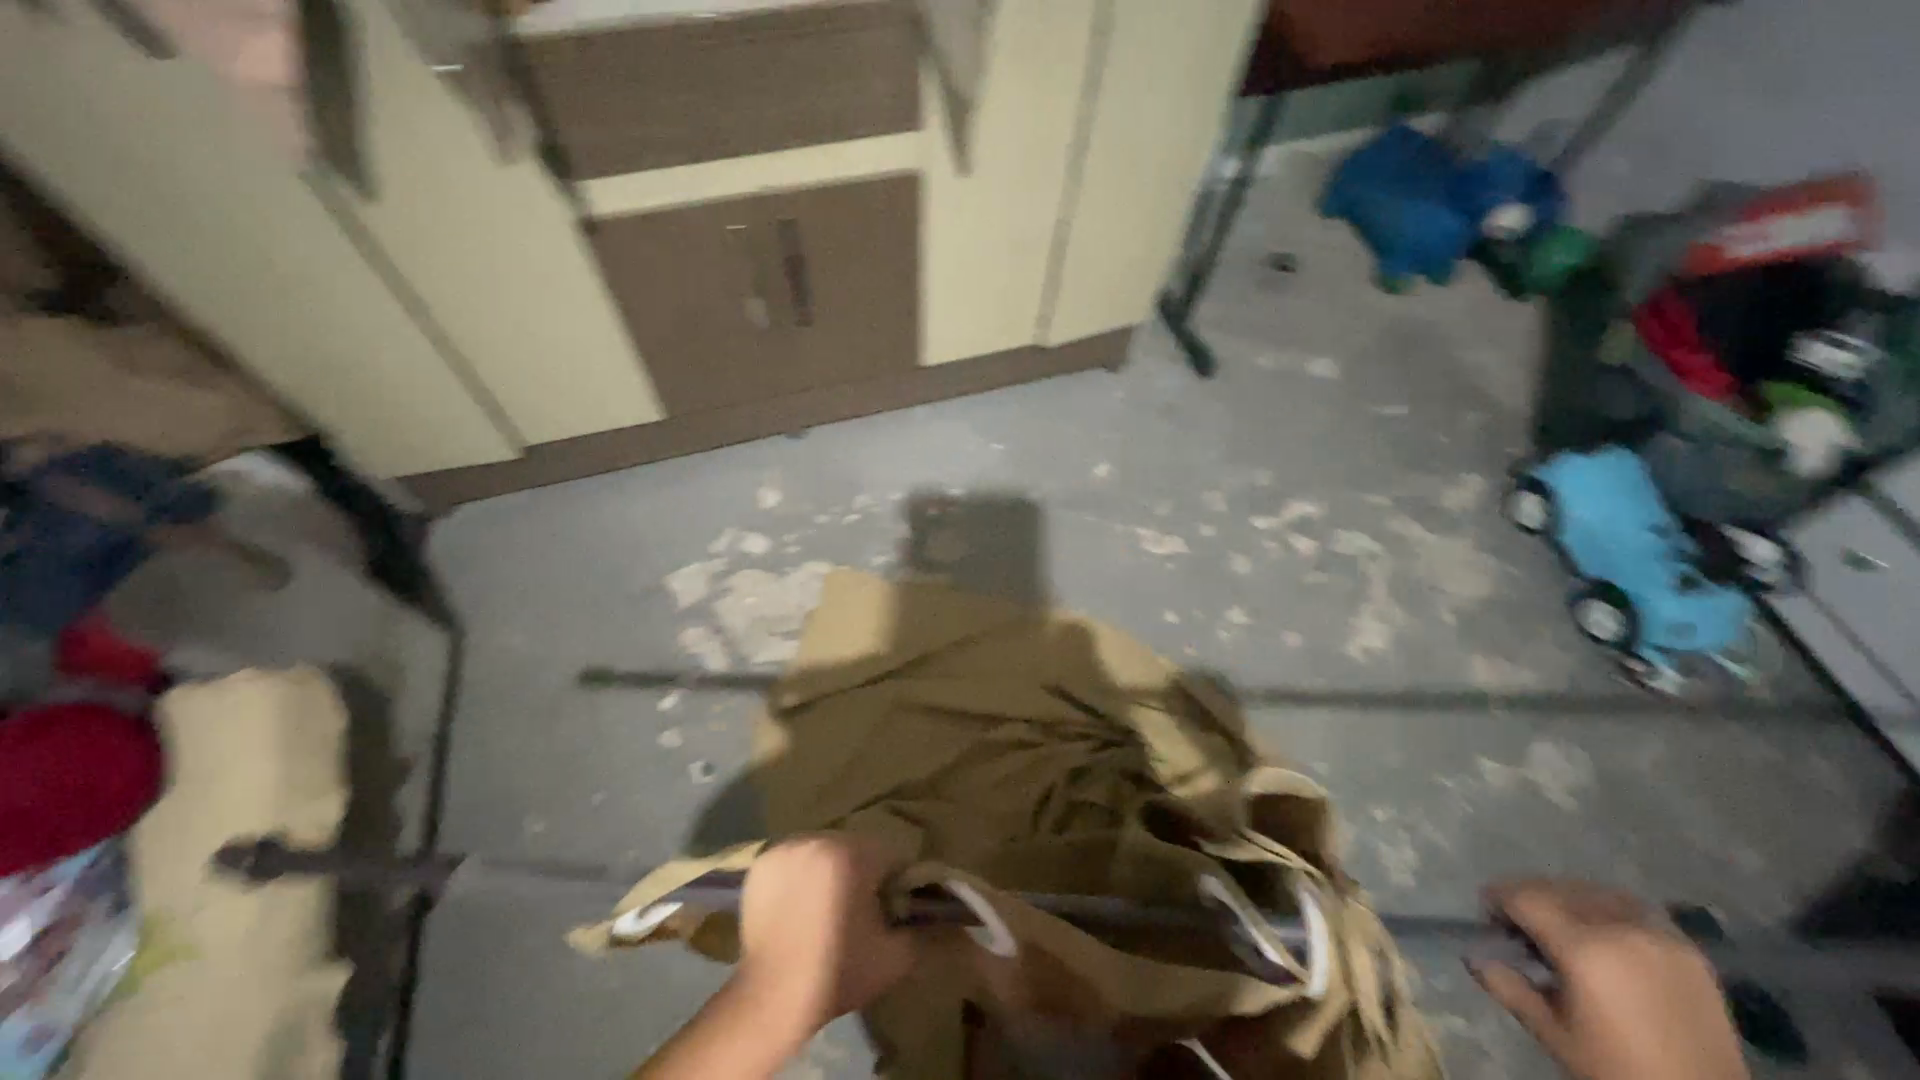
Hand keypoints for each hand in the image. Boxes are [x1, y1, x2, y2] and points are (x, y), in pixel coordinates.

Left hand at [733, 833, 920, 1040]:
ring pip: (825, 848)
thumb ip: (926, 929)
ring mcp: (784, 849)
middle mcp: (816, 839)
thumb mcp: (895, 955)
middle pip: (856, 846)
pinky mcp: (760, 863)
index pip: (891, 854)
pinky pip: (795, 858)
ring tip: (828, 906)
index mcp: (851, 854)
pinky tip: (800, 901)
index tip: (890, 909)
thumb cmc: (837, 972)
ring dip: (832, 868)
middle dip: (863, 871)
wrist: (771, 998)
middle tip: (859, 910)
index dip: (896, 882)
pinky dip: (802, 872)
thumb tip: (951, 917)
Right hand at [1471, 880, 1748, 1079]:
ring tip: (1561, 923)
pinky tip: (1604, 931)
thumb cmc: (1616, 1068)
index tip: (1486, 912)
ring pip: (1599, 892)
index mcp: (1584, 948)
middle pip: (1560, 888)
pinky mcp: (1688, 947)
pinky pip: (1637, 909)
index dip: (1497, 897)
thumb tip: (1474, 956)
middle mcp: (1621, 927)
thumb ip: (1508, 987)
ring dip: (1569, 897)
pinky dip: (1610, 908)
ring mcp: (1660, 934)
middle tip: (1518, 922)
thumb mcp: (1552, 1033)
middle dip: (1530, 896)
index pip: (1525, 897)